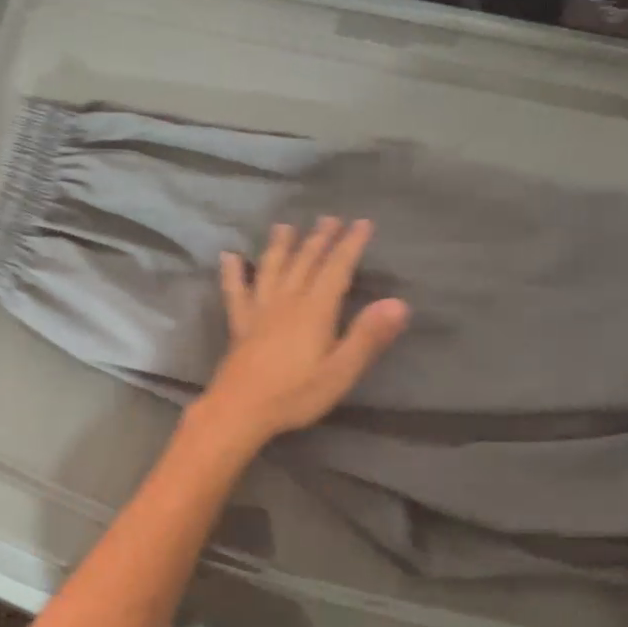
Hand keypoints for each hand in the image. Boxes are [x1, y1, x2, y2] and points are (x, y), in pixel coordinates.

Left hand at [197, 217, 410, 442]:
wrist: (239, 409)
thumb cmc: (294, 395)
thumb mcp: (340, 372)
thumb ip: (367, 336)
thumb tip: (399, 302)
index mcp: (314, 311)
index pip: (336, 269)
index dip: (350, 245)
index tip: (361, 222)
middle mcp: (285, 302)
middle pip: (304, 262)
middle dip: (319, 238)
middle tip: (329, 217)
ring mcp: (258, 311)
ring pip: (271, 269)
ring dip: (280, 246)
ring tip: (284, 226)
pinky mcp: (238, 324)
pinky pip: (235, 290)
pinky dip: (233, 272)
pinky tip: (229, 256)